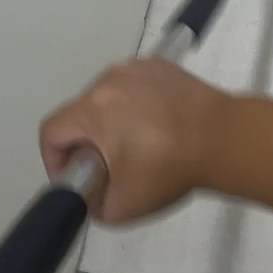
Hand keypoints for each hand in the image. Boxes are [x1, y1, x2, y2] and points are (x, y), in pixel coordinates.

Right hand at [39, 59, 231, 223]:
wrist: (220, 136)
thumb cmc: (168, 167)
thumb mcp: (120, 206)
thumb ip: (90, 203)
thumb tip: (90, 193)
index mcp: (95, 107)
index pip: (51, 130)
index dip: (54, 160)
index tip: (78, 176)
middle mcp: (112, 78)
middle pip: (80, 112)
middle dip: (88, 142)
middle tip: (111, 167)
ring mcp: (139, 67)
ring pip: (108, 97)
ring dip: (112, 121)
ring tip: (138, 147)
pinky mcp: (162, 65)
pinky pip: (134, 85)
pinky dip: (137, 104)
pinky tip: (157, 126)